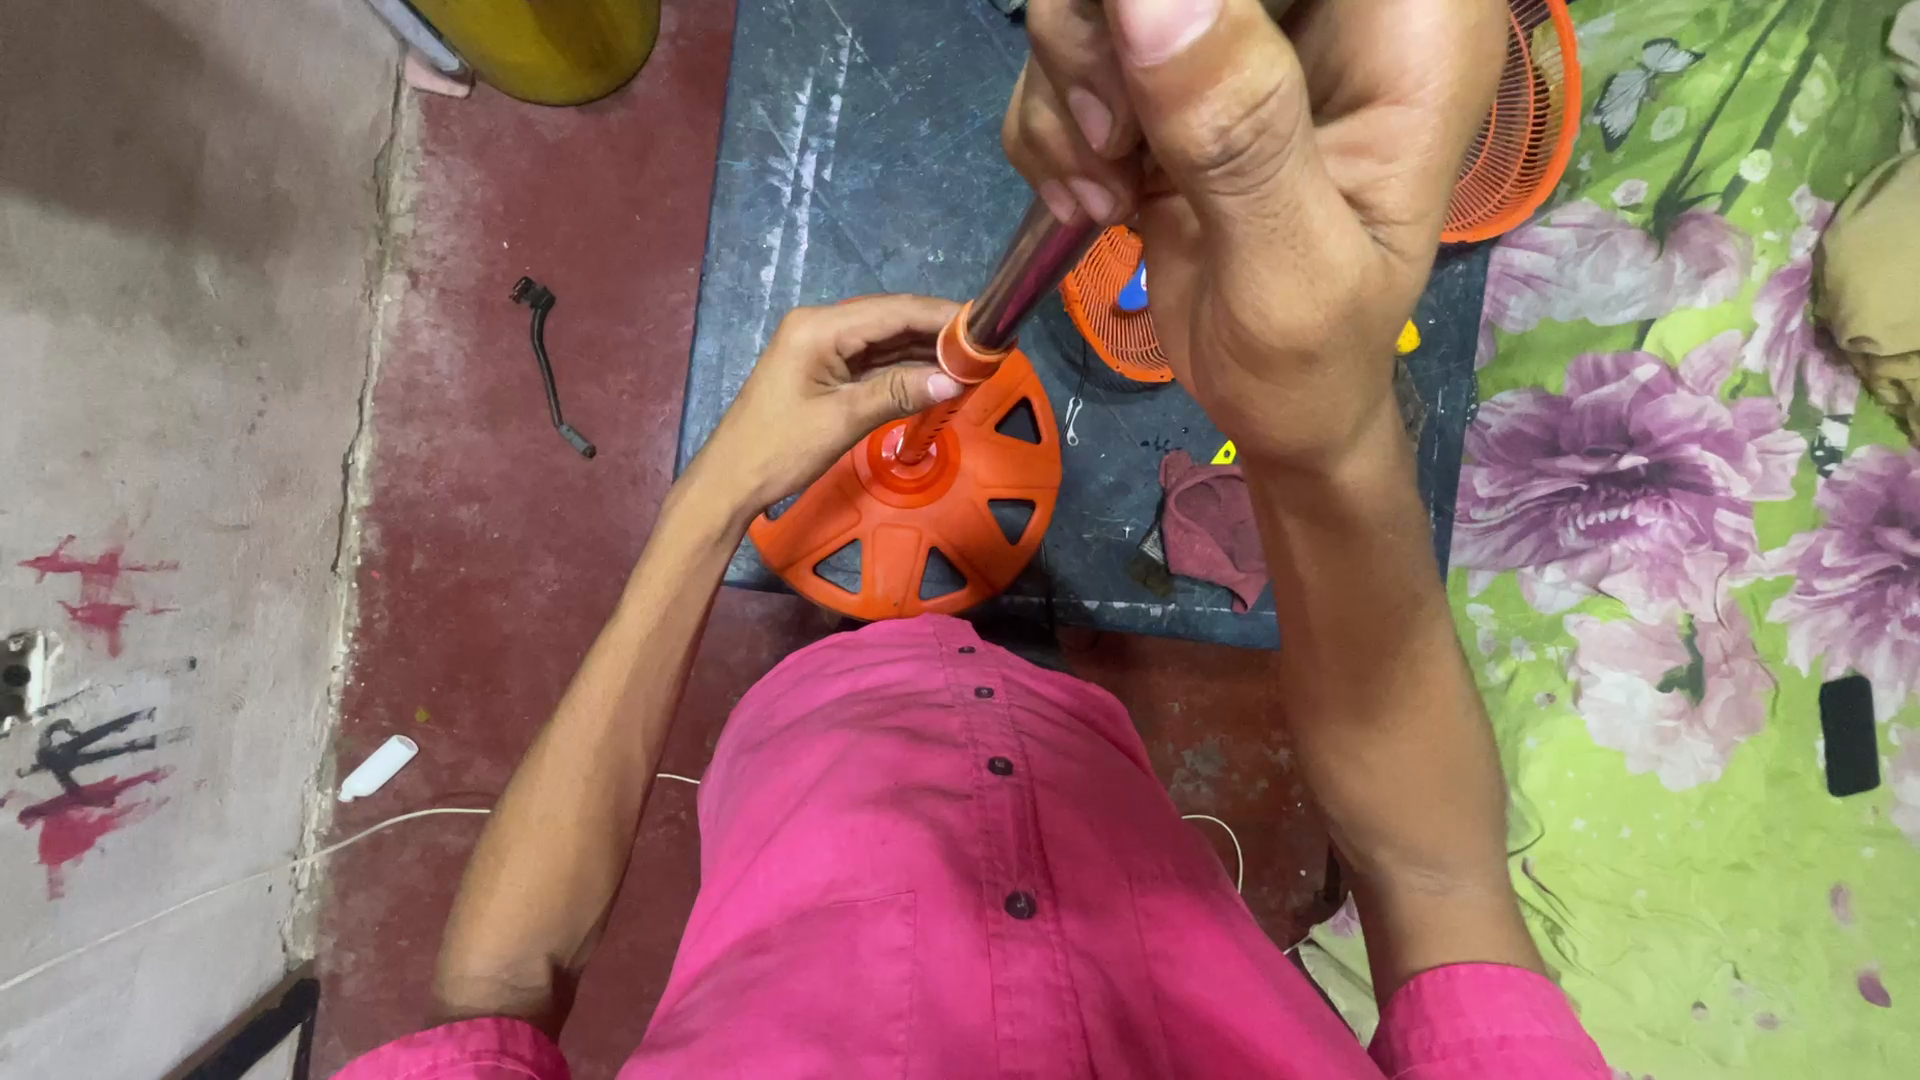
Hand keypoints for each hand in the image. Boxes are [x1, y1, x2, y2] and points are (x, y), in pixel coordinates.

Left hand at [689, 294, 963, 514]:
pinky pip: (872, 360)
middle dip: (938, 333)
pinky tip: (935, 376)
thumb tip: (954, 380)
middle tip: (985, 347)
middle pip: (891, 320)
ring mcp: (822, 346)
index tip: (985, 327)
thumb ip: (898, 393)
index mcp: (820, 327)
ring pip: (885, 340)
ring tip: (970, 362)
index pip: (894, 311)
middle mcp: (822, 325)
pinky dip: (903, 368)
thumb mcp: (843, 420)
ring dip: (924, 351)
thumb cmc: (780, 448)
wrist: (732, 478)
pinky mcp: (825, 368)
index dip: (942, 317)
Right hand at [1003, 0, 1501, 472]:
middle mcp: (1310, 13)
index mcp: (1398, 22)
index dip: (1168, 3)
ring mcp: (1226, 48)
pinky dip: (1052, 137)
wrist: (1270, 404)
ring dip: (1066, 104)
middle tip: (1109, 151)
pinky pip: (1066, 67)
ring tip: (1103, 197)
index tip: (1128, 93)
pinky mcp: (1162, 95)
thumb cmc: (1309, 360)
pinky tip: (1090, 205)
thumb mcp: (1290, 267)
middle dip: (1098, 44)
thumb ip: (1237, 137)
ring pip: (1094, 7)